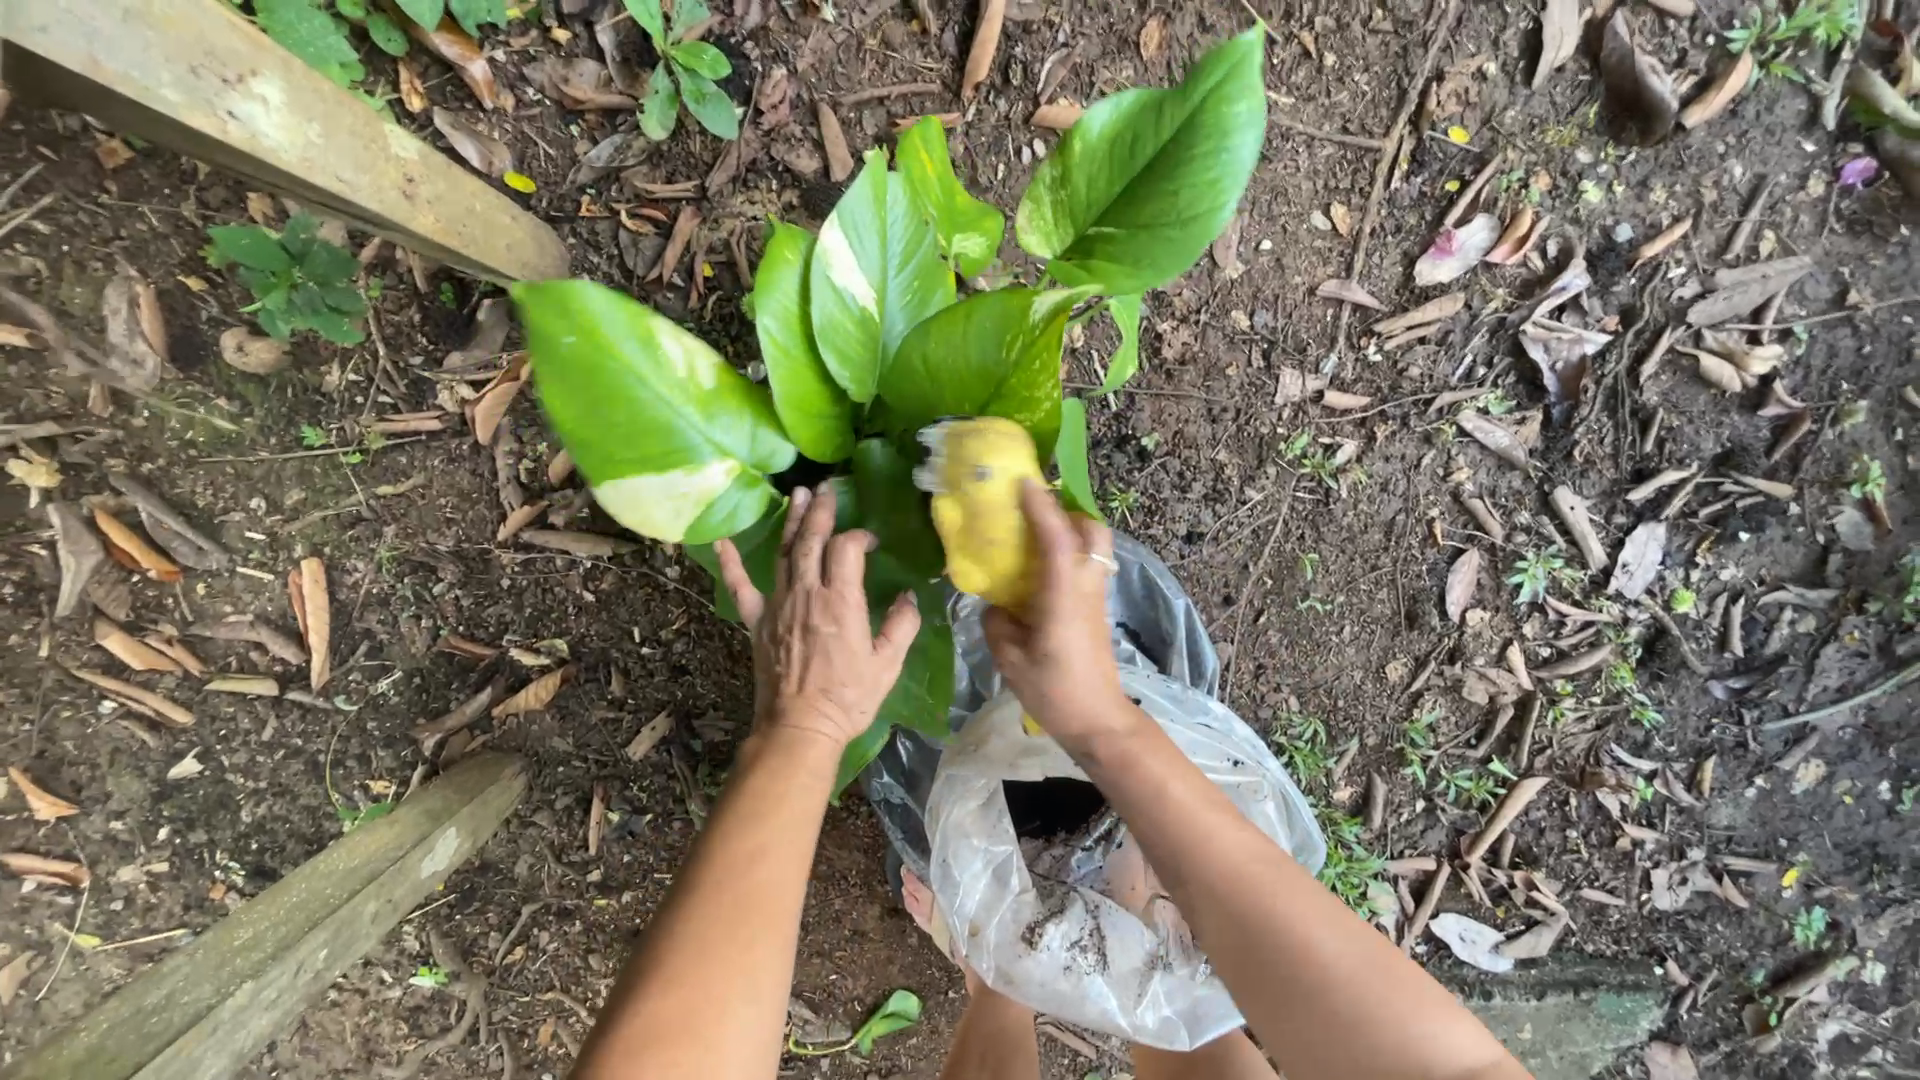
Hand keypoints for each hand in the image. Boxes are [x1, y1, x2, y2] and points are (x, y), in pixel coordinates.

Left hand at [714, 482, 921, 748]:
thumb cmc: (847, 699)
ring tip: (796, 495)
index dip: (859, 537)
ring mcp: (778, 605)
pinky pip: (741, 587)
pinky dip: (731, 563)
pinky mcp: (757, 622)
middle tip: (825, 488)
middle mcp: (807, 593)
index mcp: (841, 601)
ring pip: (784, 553)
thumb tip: (907, 596)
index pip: (847, 549)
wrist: (799, 728)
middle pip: (812, 541)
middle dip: (820, 511)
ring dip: (791, 522)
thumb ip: (901, 625)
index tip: (871, 541)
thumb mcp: (887, 665)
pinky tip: (723, 541)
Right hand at [982, 480, 1133, 746]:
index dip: (1041, 507)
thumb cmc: (1054, 691)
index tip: (1023, 482)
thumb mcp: (1011, 660)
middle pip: (1092, 531)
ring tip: (1036, 532)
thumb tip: (995, 604)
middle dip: (1068, 509)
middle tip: (1035, 509)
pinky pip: (1087, 564)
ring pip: (1095, 546)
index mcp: (1063, 597)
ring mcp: (1096, 596)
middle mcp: (1086, 587)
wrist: (1098, 720)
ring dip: (1071, 528)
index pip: (1056, 540)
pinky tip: (1042, 567)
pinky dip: (1070, 551)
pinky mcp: (1097, 608)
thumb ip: (997, 623)